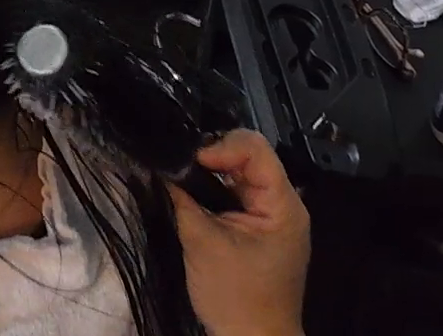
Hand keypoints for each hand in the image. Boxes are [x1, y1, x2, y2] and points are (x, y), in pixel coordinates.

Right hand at [169, 130, 309, 335]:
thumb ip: (182, 198)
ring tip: (180, 173)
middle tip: (180, 164)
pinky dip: (211, 183)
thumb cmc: (235, 297)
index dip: (221, 146)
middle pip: (249, 154)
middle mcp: (282, 202)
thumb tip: (160, 164)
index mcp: (282, 206)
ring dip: (210, 168)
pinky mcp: (256, 223)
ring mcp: (270, 213)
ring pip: (239, 168)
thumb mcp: (202, 243)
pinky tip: (191, 189)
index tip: (192, 161)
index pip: (255, 148)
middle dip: (212, 153)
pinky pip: (235, 187)